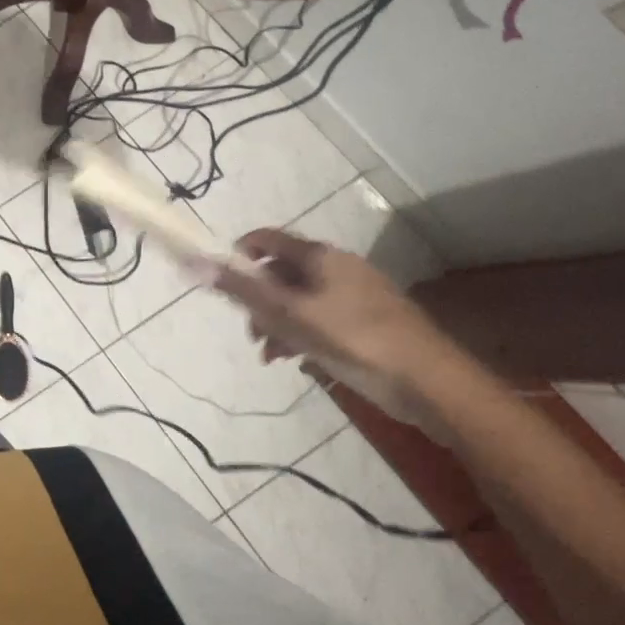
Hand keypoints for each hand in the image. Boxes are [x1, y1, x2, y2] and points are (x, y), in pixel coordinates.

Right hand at [213, 229, 459, 423]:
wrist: (433, 385)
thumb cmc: (355, 340)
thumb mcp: (289, 315)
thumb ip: (241, 289)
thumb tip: (191, 262)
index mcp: (321, 257)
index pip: (266, 239)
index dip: (238, 255)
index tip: (223, 284)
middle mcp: (338, 267)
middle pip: (280, 271)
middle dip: (256, 298)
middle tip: (249, 328)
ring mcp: (356, 294)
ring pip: (298, 298)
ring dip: (276, 321)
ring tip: (269, 352)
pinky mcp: (368, 322)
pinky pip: (320, 316)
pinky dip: (300, 332)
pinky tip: (294, 358)